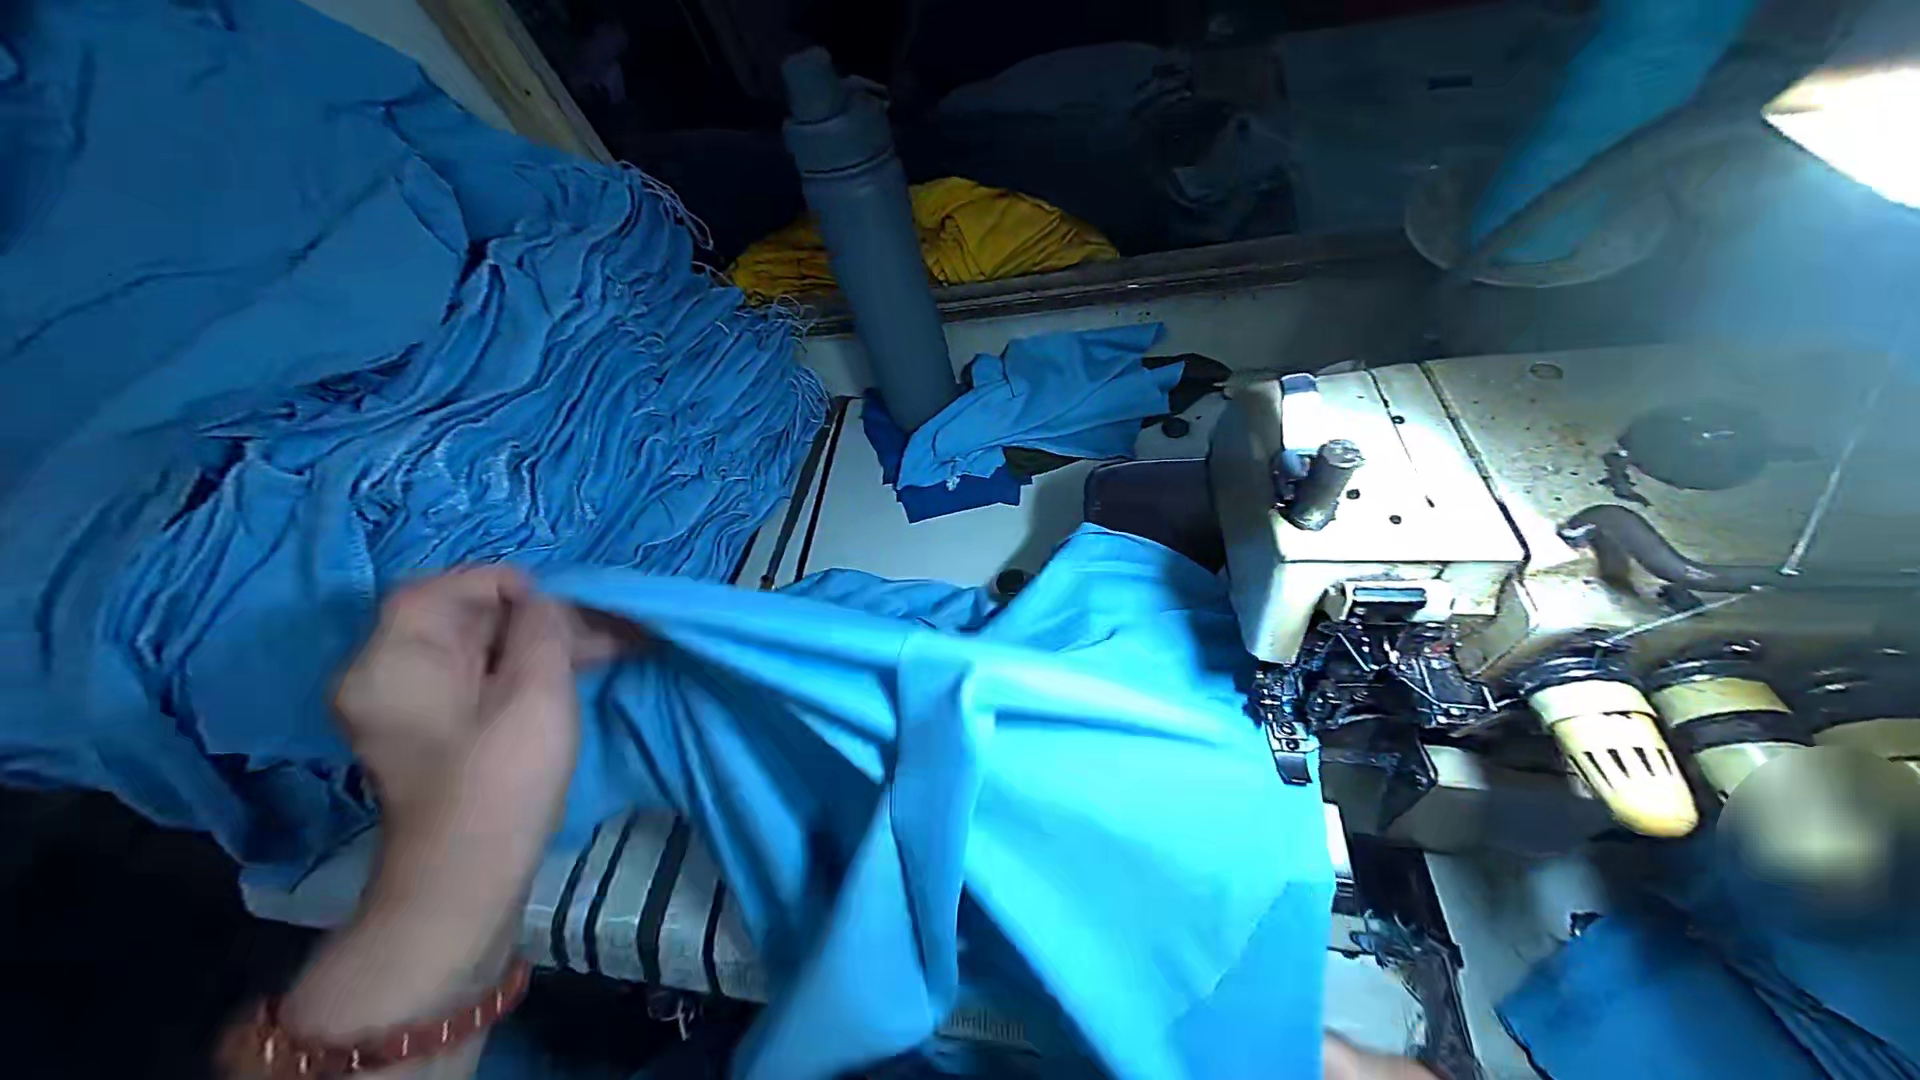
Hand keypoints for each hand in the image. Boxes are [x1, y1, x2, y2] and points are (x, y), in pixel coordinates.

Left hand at [276, 568, 634, 1064]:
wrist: (468, 880)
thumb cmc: (501, 779)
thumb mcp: (535, 692)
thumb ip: (541, 631)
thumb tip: (543, 603)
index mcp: (392, 663)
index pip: (436, 591)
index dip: (499, 585)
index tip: (557, 604)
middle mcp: (386, 677)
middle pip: (461, 620)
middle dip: (535, 616)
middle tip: (599, 626)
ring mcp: (410, 706)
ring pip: (479, 649)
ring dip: (540, 642)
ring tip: (606, 646)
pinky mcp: (436, 729)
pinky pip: (481, 677)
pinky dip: (526, 668)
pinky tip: (576, 670)